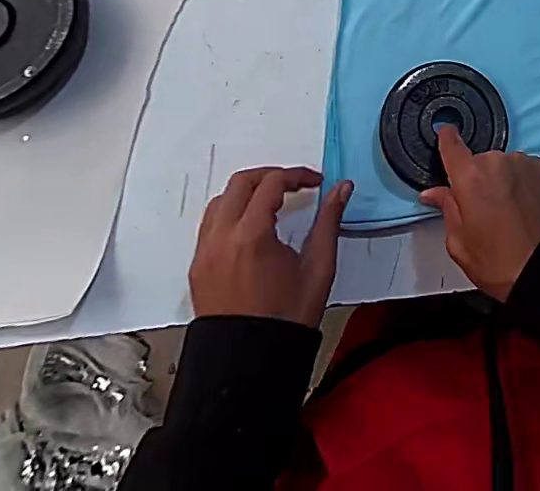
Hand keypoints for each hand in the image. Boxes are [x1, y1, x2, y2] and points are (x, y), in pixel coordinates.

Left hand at [189, 166, 352, 326]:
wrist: (250, 363)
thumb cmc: (287, 318)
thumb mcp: (318, 266)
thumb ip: (329, 219)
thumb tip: (341, 189)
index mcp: (251, 236)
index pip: (272, 184)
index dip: (297, 176)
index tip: (316, 182)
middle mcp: (221, 239)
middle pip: (240, 183)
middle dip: (270, 176)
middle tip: (295, 184)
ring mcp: (205, 254)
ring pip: (220, 201)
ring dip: (247, 193)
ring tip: (274, 202)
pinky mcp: (198, 268)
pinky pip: (210, 225)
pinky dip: (231, 213)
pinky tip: (253, 226)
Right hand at [419, 126, 539, 301]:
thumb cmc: (500, 261)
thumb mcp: (459, 242)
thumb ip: (446, 208)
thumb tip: (435, 194)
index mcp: (469, 177)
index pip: (451, 144)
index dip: (446, 138)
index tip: (445, 134)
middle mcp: (495, 162)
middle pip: (476, 161)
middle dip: (475, 178)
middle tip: (480, 209)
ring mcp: (519, 162)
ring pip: (498, 164)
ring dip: (498, 179)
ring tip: (503, 211)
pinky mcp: (538, 167)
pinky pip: (518, 167)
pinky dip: (516, 180)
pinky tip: (518, 204)